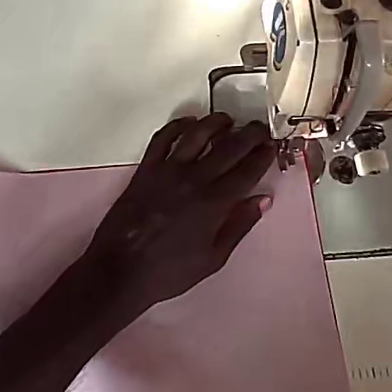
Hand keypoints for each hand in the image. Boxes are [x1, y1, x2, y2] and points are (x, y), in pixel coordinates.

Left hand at [79, 114, 277, 318]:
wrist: (120, 270)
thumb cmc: (168, 271)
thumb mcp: (213, 257)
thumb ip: (240, 225)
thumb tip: (262, 201)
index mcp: (214, 203)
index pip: (248, 170)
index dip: (263, 155)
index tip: (271, 148)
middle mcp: (194, 180)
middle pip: (229, 146)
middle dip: (250, 134)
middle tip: (259, 130)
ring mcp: (168, 170)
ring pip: (198, 133)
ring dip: (217, 122)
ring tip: (228, 120)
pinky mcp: (146, 168)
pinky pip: (163, 138)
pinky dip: (178, 125)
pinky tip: (189, 123)